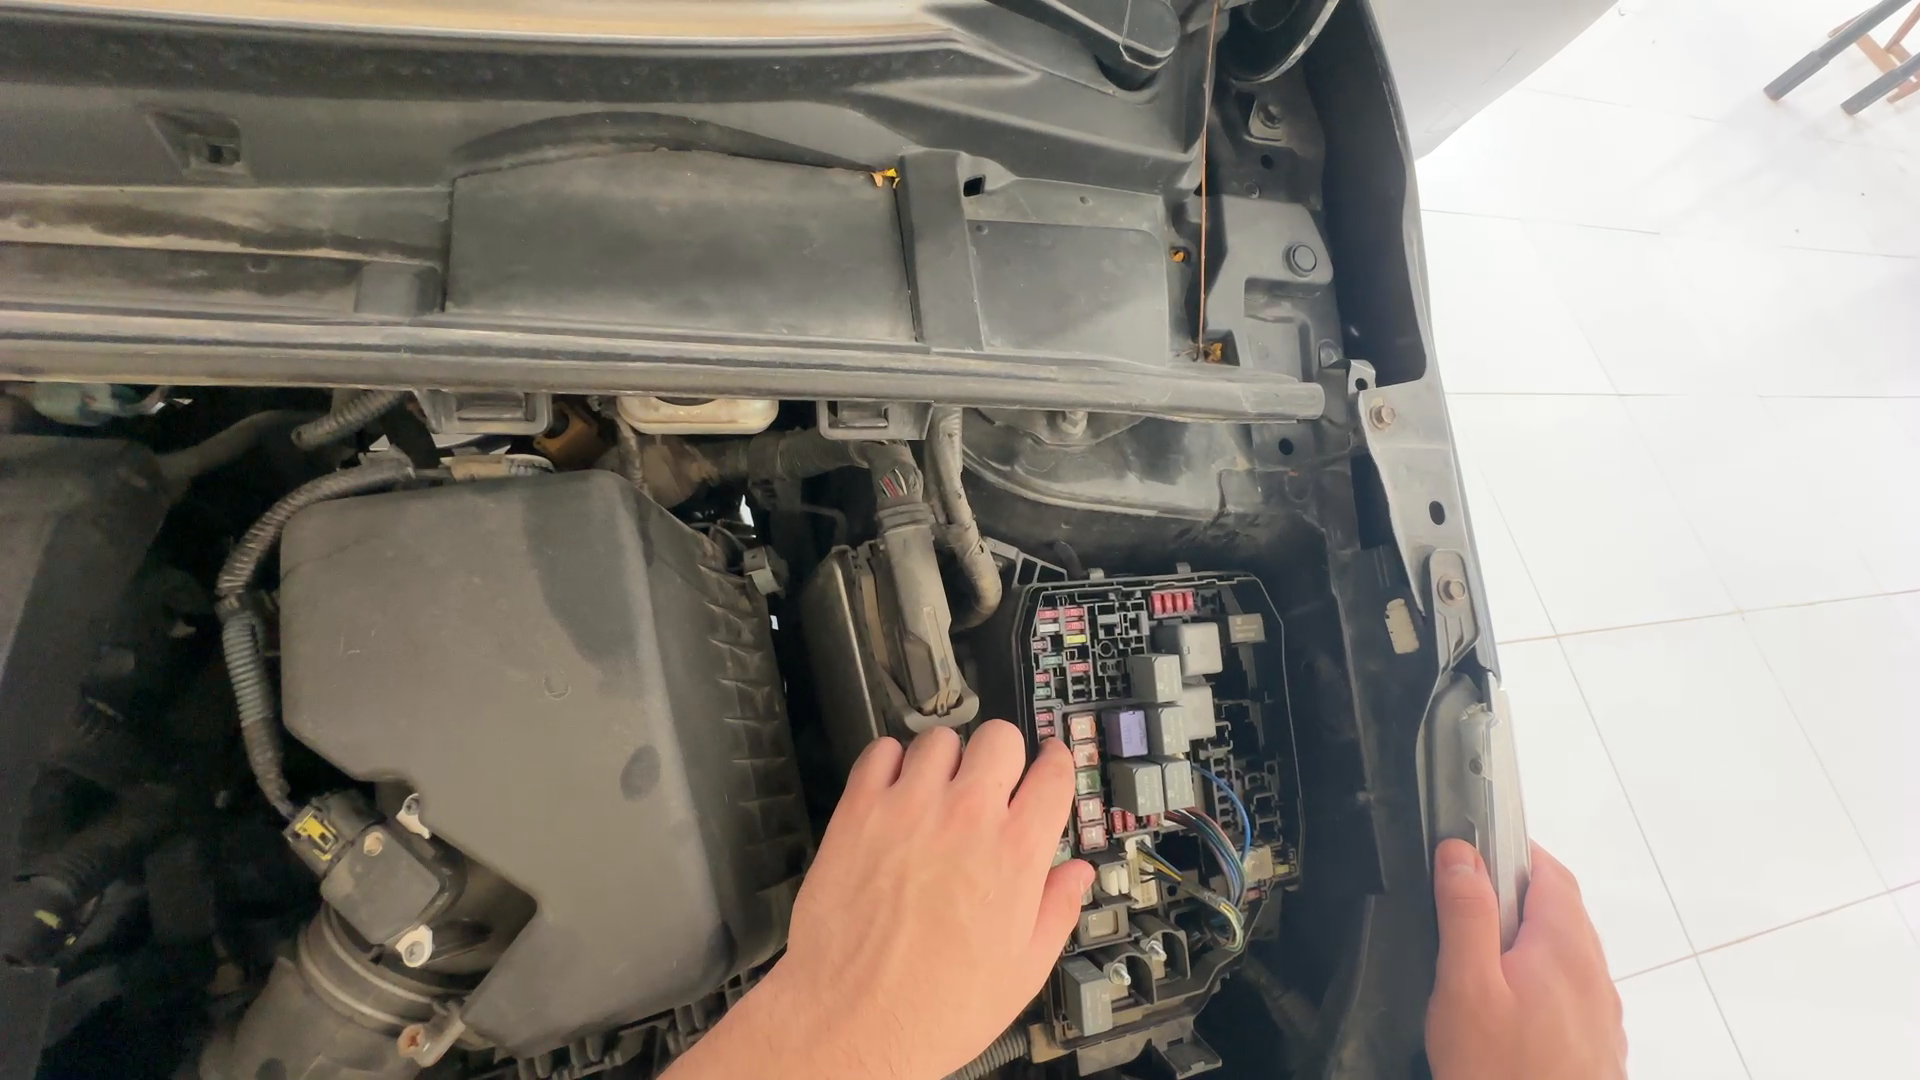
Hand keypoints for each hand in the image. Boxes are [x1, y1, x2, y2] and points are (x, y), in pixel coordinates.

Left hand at [663, 721, 1093, 1079]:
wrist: (852, 1022)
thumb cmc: (934, 1005)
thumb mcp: (1022, 970)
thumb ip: (1058, 909)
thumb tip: (1076, 875)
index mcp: (1014, 852)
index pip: (1054, 773)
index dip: (1057, 761)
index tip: (1050, 761)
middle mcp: (966, 817)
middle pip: (1000, 737)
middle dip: (1003, 753)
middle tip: (992, 778)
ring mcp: (911, 807)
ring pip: (941, 738)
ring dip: (946, 758)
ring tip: (938, 788)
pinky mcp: (861, 809)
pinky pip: (881, 751)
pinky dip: (890, 761)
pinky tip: (894, 788)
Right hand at [1426, 839, 1626, 1079]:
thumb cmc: (1498, 1066)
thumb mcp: (1466, 981)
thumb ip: (1465, 912)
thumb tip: (1460, 852)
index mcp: (1565, 950)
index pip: (1552, 874)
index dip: (1514, 849)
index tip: (1472, 846)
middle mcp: (1594, 977)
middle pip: (1561, 909)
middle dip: (1513, 890)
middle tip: (1460, 896)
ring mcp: (1600, 1014)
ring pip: (1564, 948)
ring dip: (1524, 930)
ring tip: (1473, 946)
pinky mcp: (1595, 1043)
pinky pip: (1567, 984)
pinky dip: (1535, 967)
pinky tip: (1501, 993)